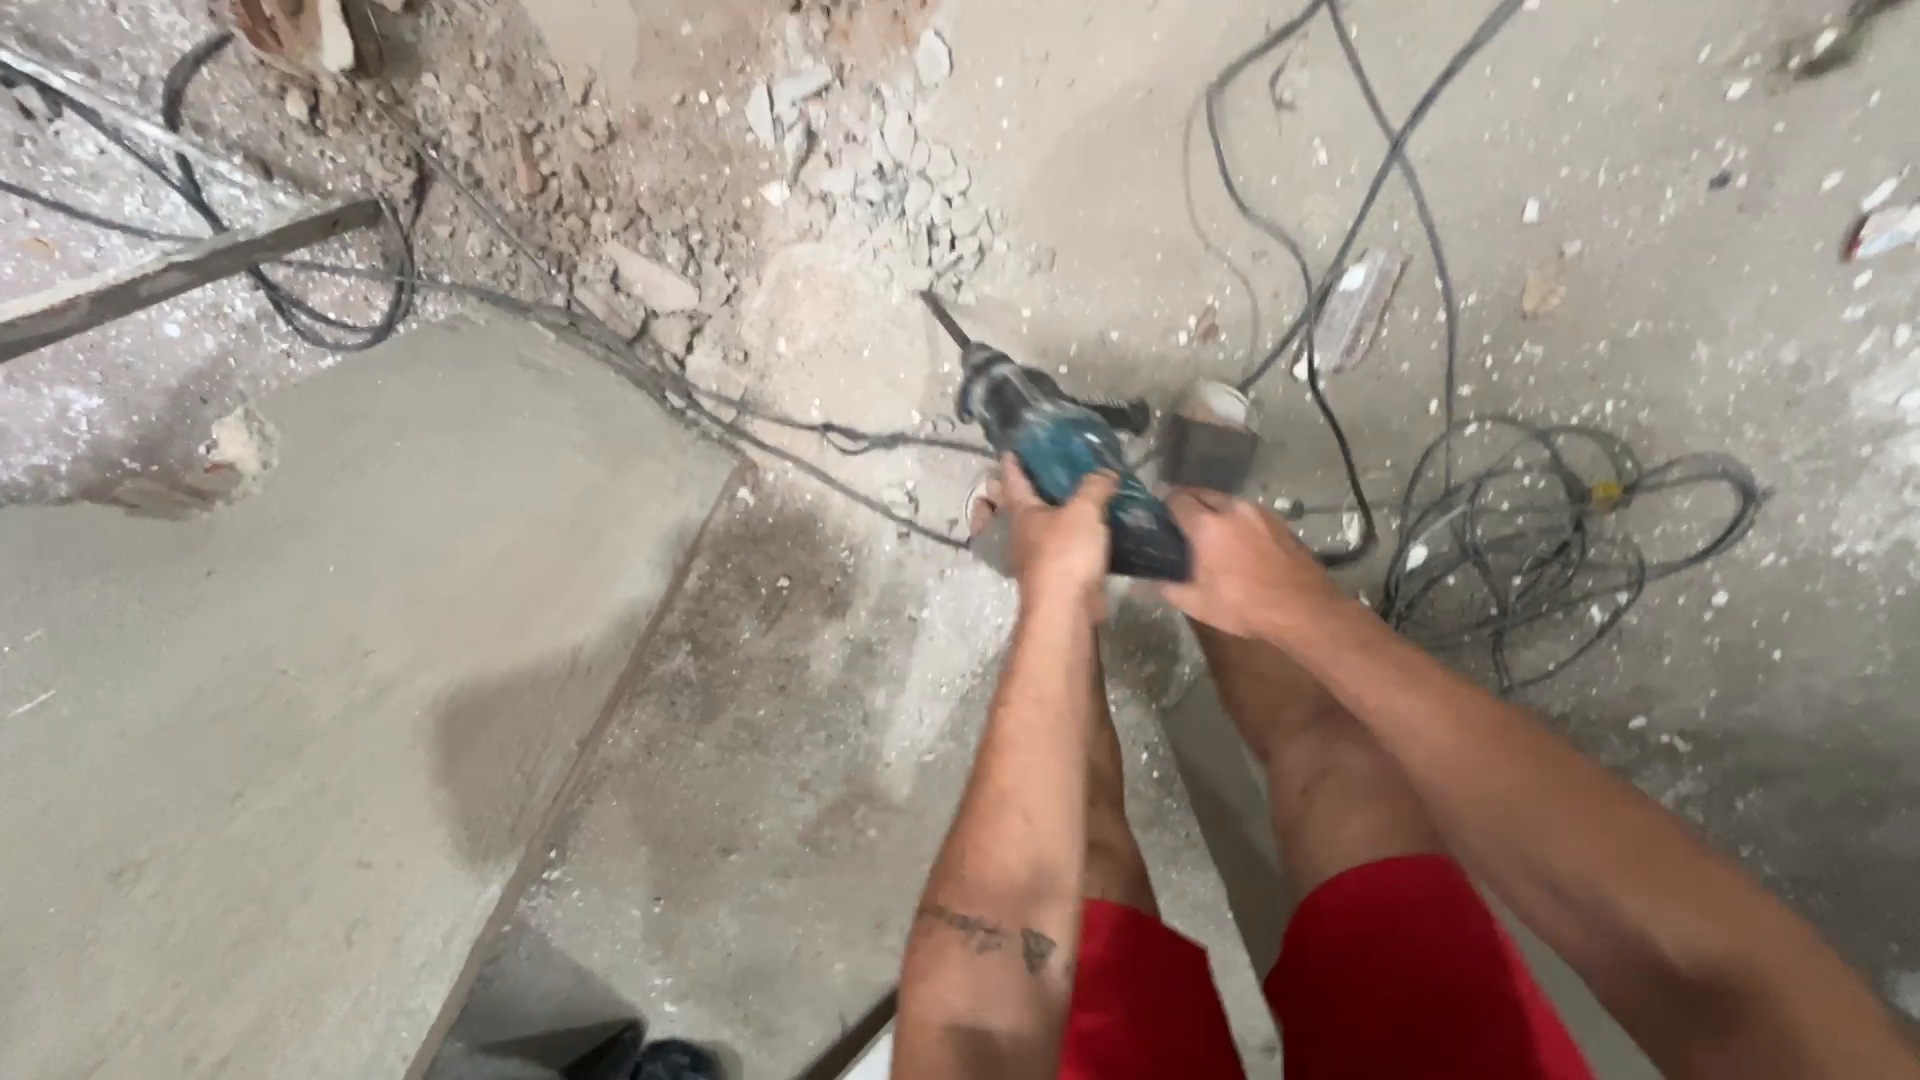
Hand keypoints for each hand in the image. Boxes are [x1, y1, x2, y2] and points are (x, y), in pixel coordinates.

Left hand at [996, 454, 1117, 622]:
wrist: (1065, 608)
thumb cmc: (1066, 553)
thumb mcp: (1084, 511)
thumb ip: (1095, 487)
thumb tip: (1106, 472)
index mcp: (1021, 512)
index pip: (1013, 480)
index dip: (1012, 464)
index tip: (1009, 451)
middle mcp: (1019, 534)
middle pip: (1006, 509)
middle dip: (1004, 494)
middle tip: (1013, 478)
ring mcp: (1030, 558)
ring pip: (1024, 532)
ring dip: (1027, 520)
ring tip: (1044, 508)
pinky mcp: (1048, 576)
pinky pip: (1046, 550)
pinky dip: (1051, 541)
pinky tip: (1067, 538)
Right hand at [1159, 490, 1342, 637]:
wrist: (1303, 608)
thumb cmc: (1244, 606)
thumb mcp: (1197, 604)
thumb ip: (1168, 589)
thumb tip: (1149, 582)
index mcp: (1207, 525)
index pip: (1177, 499)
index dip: (1163, 501)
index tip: (1155, 508)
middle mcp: (1232, 510)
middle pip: (1202, 493)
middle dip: (1188, 500)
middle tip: (1178, 517)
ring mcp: (1260, 513)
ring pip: (1228, 501)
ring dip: (1214, 508)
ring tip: (1208, 526)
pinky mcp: (1280, 522)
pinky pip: (1249, 512)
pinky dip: (1236, 518)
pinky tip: (1237, 537)